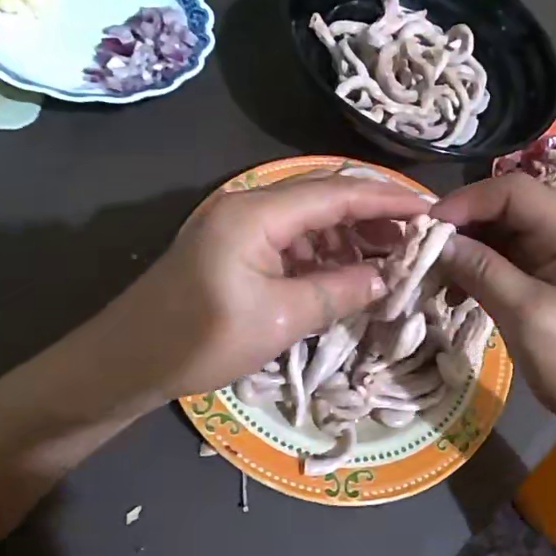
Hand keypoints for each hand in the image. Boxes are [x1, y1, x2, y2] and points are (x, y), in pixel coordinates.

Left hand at [78, 174, 428, 404]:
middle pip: (326, 199)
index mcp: (258, 212)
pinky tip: (351, 272)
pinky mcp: (236, 249)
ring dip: (351, 237)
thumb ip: (338, 291)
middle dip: (374, 217)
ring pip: (311, 220)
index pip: (338, 193)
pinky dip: (325, 254)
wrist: (124, 362)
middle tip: (418, 241)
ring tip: (393, 258)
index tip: (431, 210)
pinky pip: (291, 241)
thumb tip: (387, 278)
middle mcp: (251, 206)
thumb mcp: (279, 318)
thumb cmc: (199, 339)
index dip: (388, 200)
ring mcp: (241, 227)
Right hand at [429, 174, 555, 447]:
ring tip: (436, 275)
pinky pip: (509, 259)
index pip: (515, 191)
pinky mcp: (552, 278)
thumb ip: (480, 269)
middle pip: (509, 208)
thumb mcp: (526, 314)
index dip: (468, 201)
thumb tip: (435, 241)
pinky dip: (480, 269)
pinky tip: (457, 293)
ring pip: (504, 233)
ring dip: (468, 249)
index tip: (428, 227)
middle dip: (465, 225)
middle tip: (424, 251)